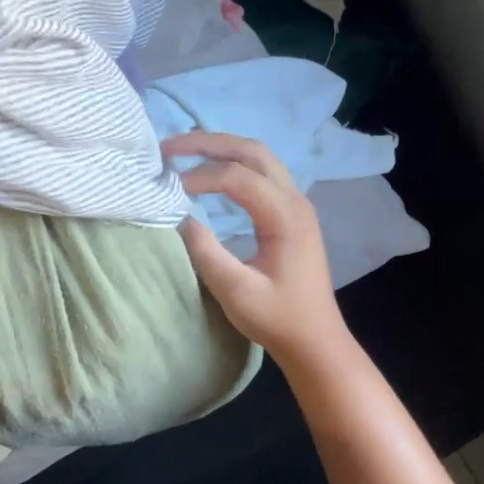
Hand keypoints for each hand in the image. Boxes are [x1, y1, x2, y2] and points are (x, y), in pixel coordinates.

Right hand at [163, 131, 349, 360]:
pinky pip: (262, 173)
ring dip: (221, 149)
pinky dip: (232, 164)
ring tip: (184, 152)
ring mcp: (296, 204)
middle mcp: (295, 200)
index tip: (168, 189)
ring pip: (259, 157)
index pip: (237, 177)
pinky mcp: (291, 213)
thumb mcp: (235, 290)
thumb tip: (179, 218)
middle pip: (252, 151)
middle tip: (169, 147)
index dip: (199, 177)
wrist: (314, 339)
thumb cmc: (277, 318)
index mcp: (286, 216)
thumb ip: (205, 251)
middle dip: (209, 143)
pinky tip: (209, 174)